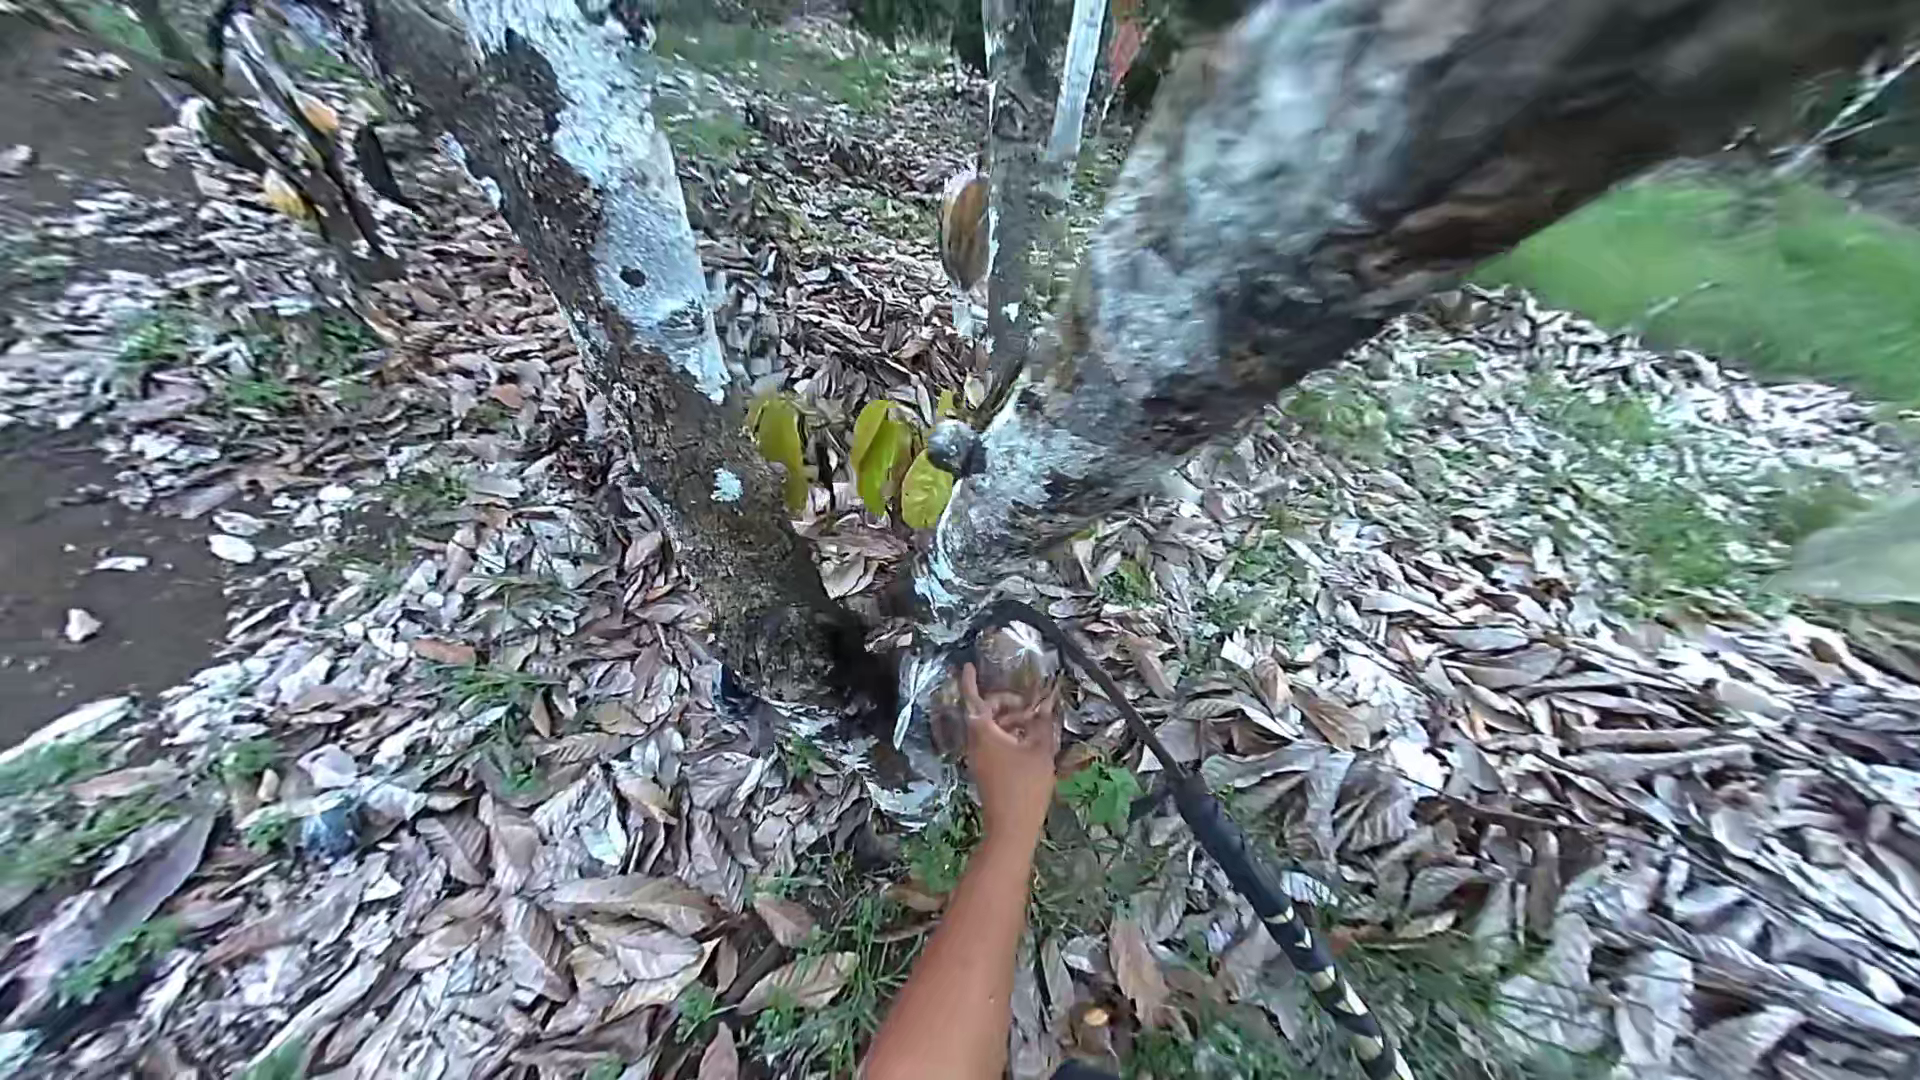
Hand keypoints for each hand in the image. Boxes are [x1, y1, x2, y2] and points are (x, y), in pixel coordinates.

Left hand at [958, 662, 1059, 843]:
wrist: (1011, 827)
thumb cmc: (1025, 785)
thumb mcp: (1040, 750)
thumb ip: (1042, 724)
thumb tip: (1047, 704)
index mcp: (984, 731)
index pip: (973, 699)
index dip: (970, 681)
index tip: (968, 665)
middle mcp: (976, 741)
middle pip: (985, 712)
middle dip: (1005, 702)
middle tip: (1029, 703)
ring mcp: (979, 756)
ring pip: (992, 728)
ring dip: (1011, 720)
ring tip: (1036, 723)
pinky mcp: (986, 769)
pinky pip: (994, 742)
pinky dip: (1009, 735)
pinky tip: (1030, 741)